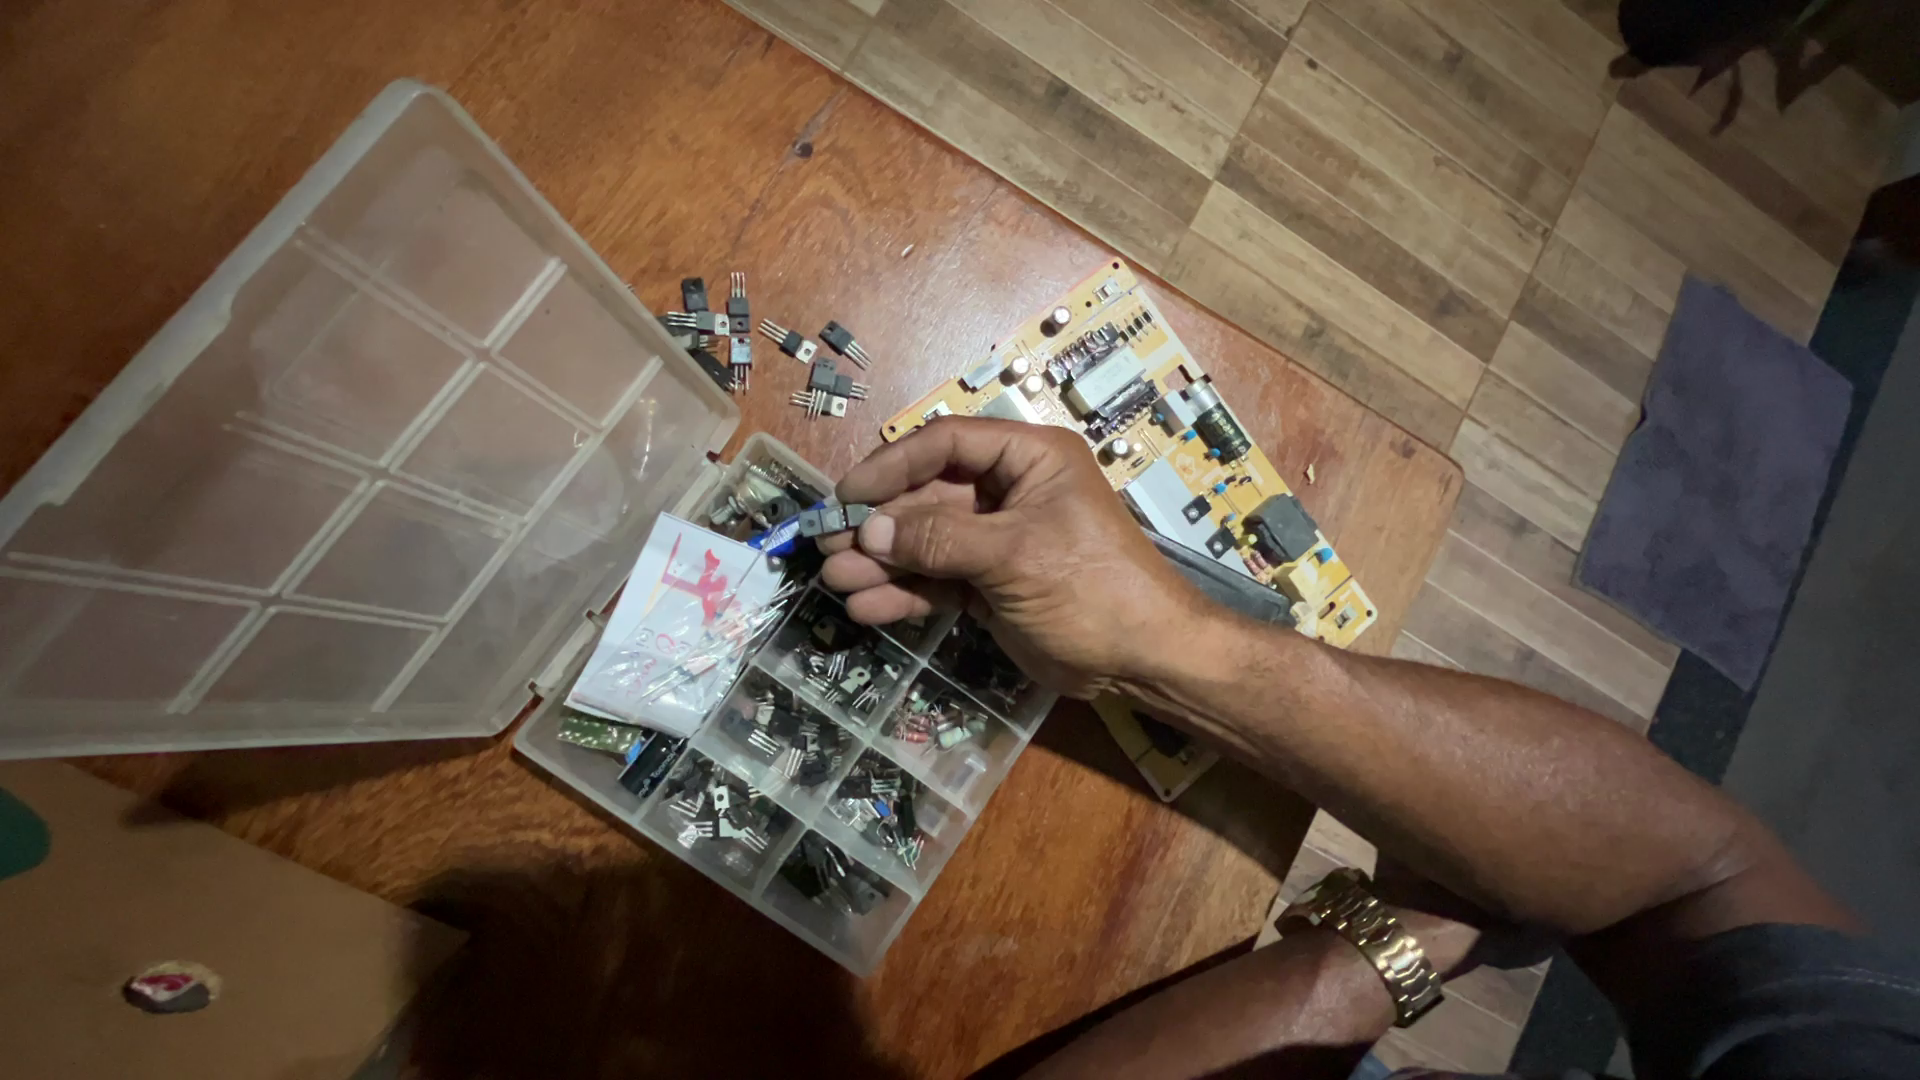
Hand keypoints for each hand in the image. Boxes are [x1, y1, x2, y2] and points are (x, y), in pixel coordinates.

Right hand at [819, 416, 1209, 697]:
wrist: (1142, 659)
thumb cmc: (1091, 587)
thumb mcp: (1015, 554)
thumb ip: (940, 539)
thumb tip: (870, 530)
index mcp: (1028, 459)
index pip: (946, 444)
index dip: (892, 465)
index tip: (848, 495)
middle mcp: (1008, 492)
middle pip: (928, 497)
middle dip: (879, 525)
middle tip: (828, 547)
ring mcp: (997, 540)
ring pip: (927, 543)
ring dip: (883, 563)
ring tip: (836, 583)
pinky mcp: (990, 584)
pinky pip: (939, 581)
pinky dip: (906, 594)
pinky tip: (868, 609)